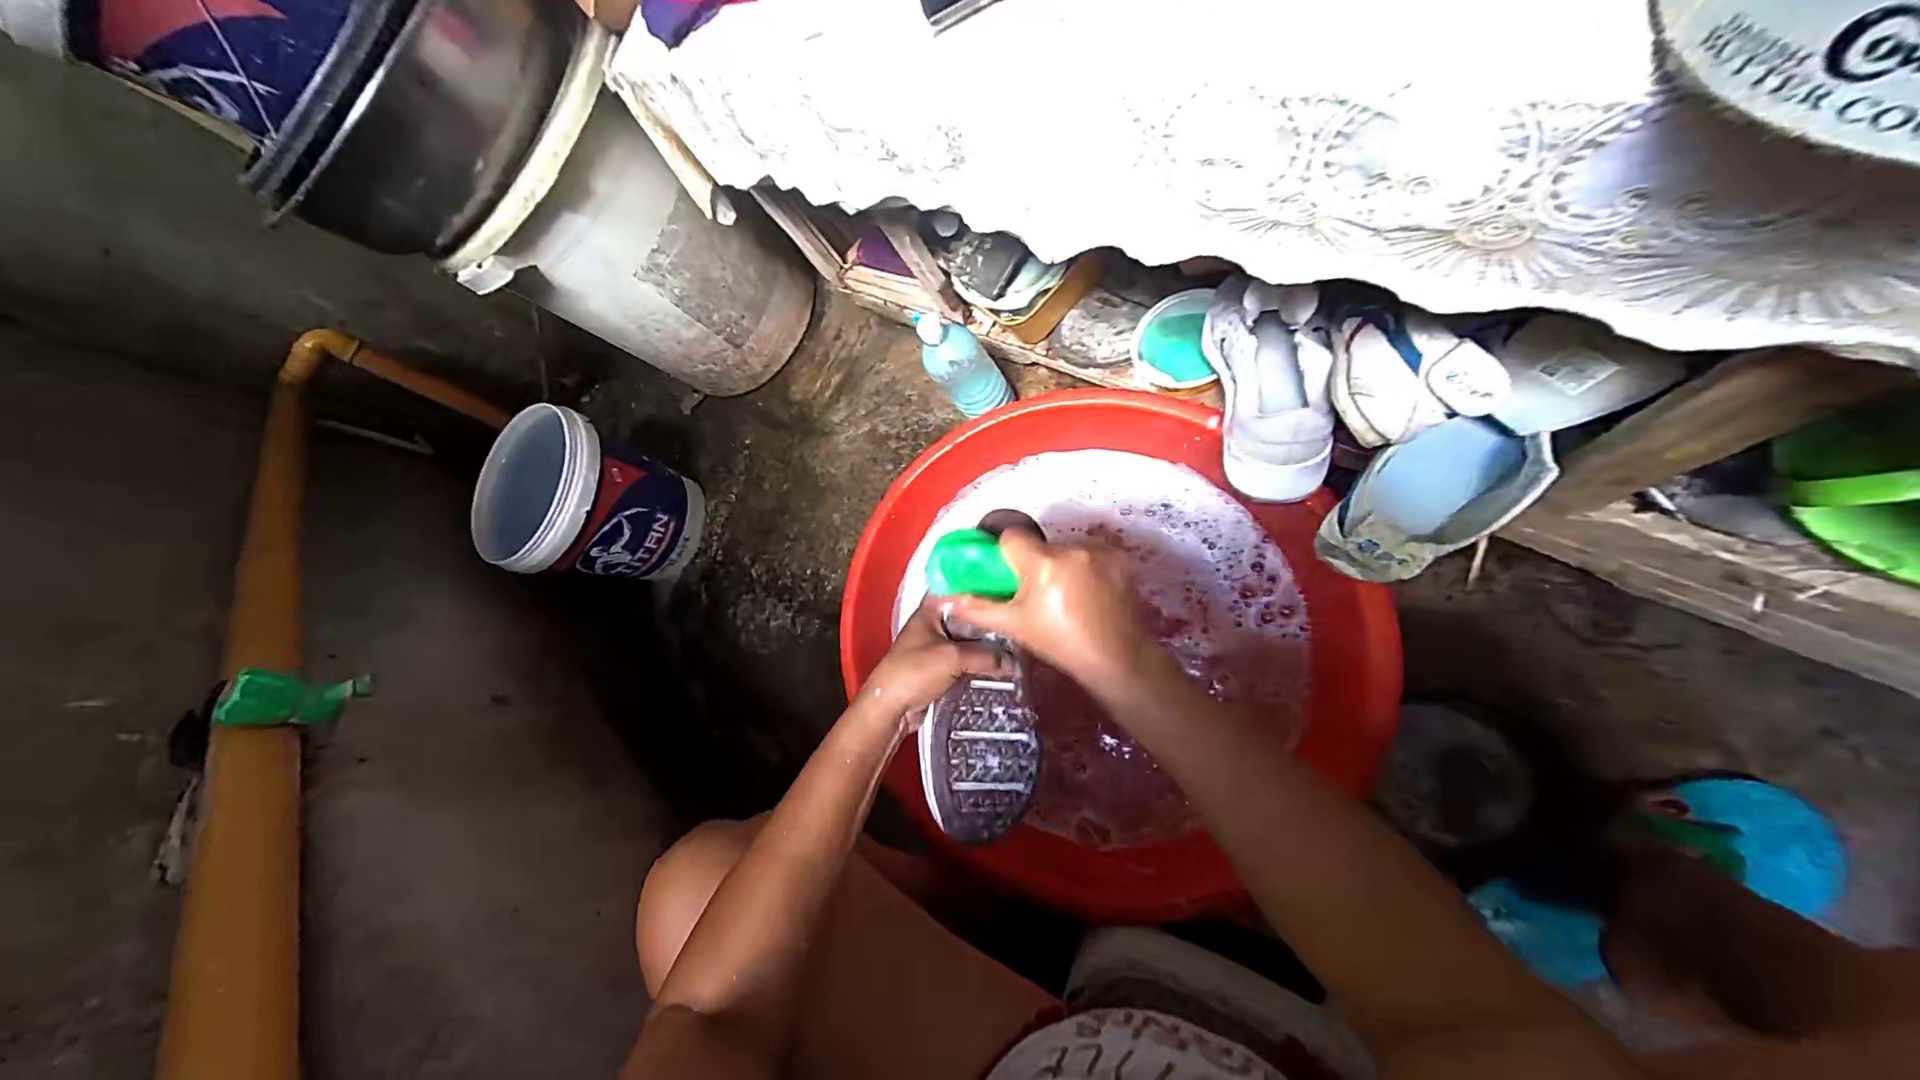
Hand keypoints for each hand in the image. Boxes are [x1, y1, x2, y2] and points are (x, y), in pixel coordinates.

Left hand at [856, 600, 1007, 722]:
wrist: (890, 707)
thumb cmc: (914, 672)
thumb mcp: (953, 658)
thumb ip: (986, 656)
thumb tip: (1013, 662)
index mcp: (931, 610)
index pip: (961, 591)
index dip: (984, 590)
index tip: (1010, 592)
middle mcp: (934, 623)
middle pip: (968, 617)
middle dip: (990, 621)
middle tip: (1018, 621)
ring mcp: (936, 646)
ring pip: (968, 639)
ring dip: (987, 644)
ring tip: (1016, 642)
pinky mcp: (940, 667)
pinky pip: (966, 659)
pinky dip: (980, 661)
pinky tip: (1001, 663)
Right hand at [944, 530, 1167, 693]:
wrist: (1117, 659)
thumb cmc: (1061, 643)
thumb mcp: (1015, 626)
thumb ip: (978, 608)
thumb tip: (947, 598)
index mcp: (1043, 563)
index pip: (1012, 536)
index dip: (1006, 553)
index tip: (1009, 574)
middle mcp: (1072, 550)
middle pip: (1041, 546)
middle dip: (1035, 565)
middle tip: (1037, 595)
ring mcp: (1100, 553)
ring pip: (1066, 550)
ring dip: (1062, 567)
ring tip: (1066, 598)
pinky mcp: (1120, 559)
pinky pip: (1091, 555)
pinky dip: (1086, 569)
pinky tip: (1088, 594)